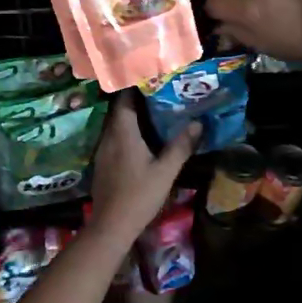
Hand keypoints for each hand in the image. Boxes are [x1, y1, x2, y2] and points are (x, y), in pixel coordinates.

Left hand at [87, 95, 198, 243]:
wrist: (111, 225)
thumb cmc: (139, 195)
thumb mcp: (166, 171)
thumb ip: (181, 146)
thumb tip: (198, 123)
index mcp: (123, 132)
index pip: (125, 98)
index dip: (137, 85)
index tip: (154, 77)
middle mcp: (109, 136)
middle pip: (120, 109)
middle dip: (138, 99)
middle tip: (161, 92)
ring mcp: (103, 150)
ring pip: (117, 124)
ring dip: (133, 116)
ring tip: (156, 112)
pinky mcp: (103, 162)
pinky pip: (115, 137)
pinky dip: (129, 132)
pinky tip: (144, 138)